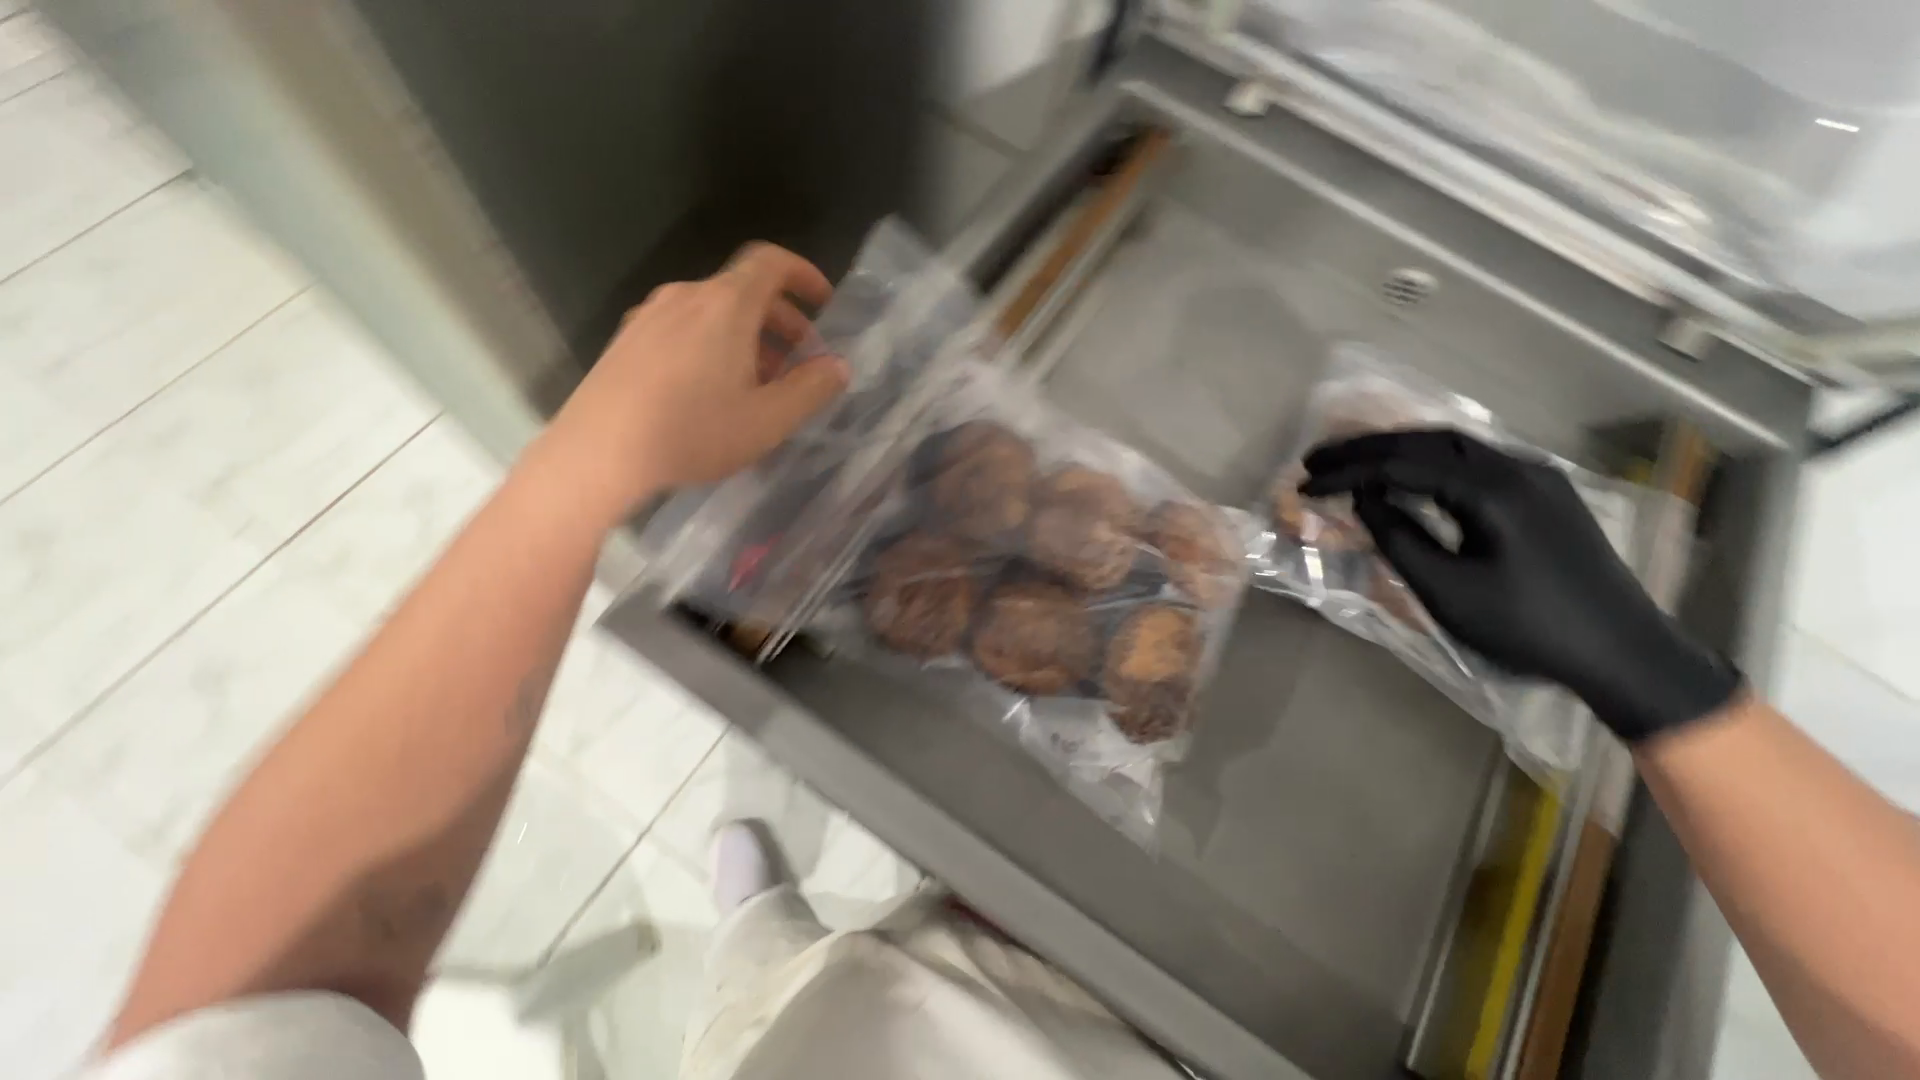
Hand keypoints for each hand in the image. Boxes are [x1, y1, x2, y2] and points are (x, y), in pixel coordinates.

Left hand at [530, 242, 850, 526]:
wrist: (598, 453)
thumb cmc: (693, 432)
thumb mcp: (769, 420)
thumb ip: (811, 389)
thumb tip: (837, 366)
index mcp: (726, 304)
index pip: (771, 262)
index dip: (803, 275)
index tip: (823, 303)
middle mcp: (686, 296)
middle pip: (743, 290)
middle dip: (780, 320)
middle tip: (799, 361)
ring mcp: (650, 317)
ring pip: (712, 312)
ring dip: (746, 337)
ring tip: (758, 384)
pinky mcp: (626, 341)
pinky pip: (683, 329)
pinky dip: (711, 345)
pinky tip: (711, 392)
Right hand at [1302, 429, 1740, 741]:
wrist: (1623, 651)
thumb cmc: (1527, 627)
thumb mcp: (1448, 592)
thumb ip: (1399, 538)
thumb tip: (1365, 498)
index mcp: (1492, 489)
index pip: (1401, 465)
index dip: (1347, 471)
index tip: (1304, 483)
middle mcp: (1516, 467)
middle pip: (1426, 440)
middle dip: (1366, 446)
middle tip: (1316, 457)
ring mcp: (1536, 476)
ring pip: (1454, 445)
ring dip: (1399, 449)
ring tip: (1353, 460)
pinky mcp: (1546, 493)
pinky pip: (1477, 461)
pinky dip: (1431, 461)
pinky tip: (1411, 477)